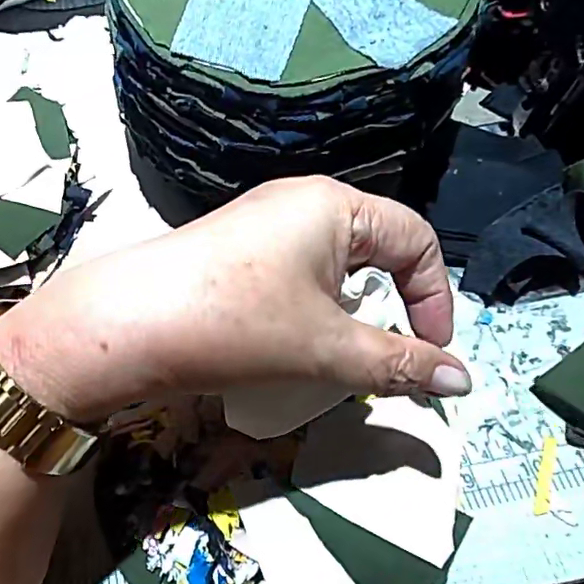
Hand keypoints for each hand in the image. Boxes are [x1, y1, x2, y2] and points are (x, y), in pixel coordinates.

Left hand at [0, 177, 469, 422]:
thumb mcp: (330, 350)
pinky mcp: (239, 251)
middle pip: (378, 251)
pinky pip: (300, 274)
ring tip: (334, 355)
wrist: (122, 329)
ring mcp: (265, 224)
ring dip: (351, 314)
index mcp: (335, 206)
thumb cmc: (239, 326)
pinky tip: (292, 343)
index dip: (434, 299)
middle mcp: (303, 202)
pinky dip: (314, 310)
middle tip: (380, 357)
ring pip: (338, 267)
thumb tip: (461, 381)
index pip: (417, 241)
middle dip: (391, 308)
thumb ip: (401, 365)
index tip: (429, 353)